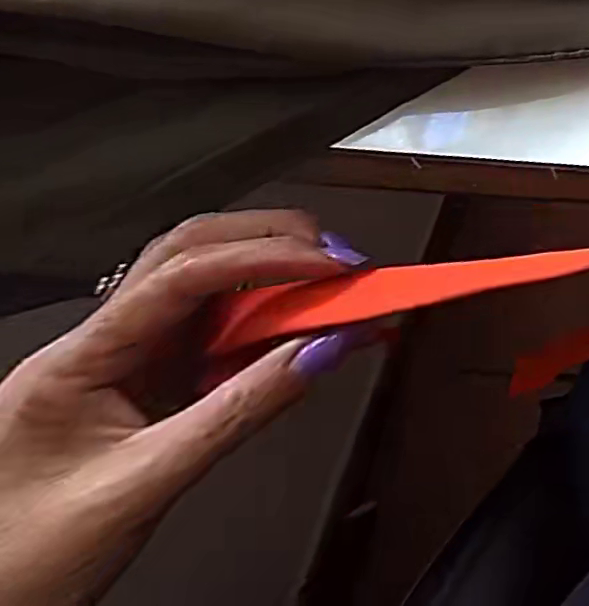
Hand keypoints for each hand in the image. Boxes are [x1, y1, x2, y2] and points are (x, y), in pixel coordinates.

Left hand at [0, 212, 370, 605]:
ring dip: (285, 274)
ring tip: (342, 289)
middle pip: (193, 251)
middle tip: (344, 260)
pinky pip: (231, 324)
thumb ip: (241, 411)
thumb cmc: (21, 561)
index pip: (183, 275)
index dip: (270, 257)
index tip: (339, 268)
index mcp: (74, 362)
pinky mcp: (163, 376)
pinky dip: (285, 313)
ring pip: (216, 281)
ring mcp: (133, 359)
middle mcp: (104, 345)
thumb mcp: (140, 485)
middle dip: (278, 240)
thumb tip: (329, 348)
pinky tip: (316, 326)